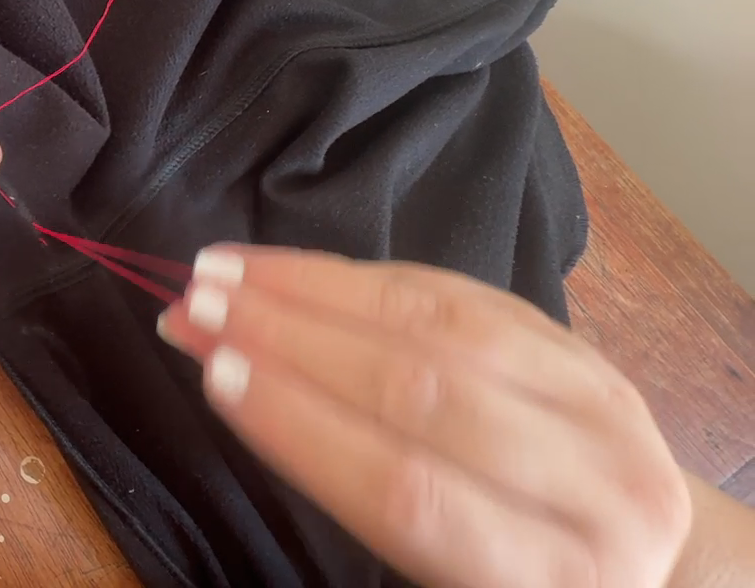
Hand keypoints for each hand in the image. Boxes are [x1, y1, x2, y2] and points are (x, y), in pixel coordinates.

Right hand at [158, 247, 690, 587]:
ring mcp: (592, 400)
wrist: (623, 533)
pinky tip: (271, 264)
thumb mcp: (419, 555)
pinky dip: (340, 270)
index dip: (301, 423)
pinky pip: (441, 287)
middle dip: (288, 337)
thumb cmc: (486, 554)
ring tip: (217, 270)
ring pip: (435, 324)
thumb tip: (209, 360)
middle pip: (420, 391)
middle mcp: (594, 488)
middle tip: (197, 304)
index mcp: (546, 572)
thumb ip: (325, 463)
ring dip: (305, 287)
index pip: (407, 488)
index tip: (214, 372)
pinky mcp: (563, 335)